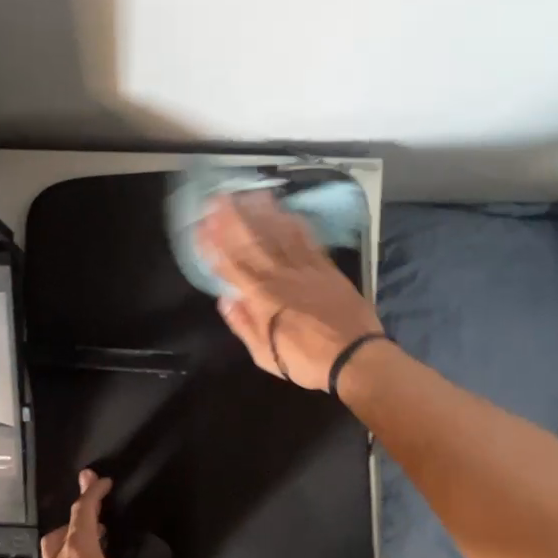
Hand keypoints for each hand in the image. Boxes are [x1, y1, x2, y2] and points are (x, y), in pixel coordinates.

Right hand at [199, 191, 383, 390]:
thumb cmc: (306, 361)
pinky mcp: (327, 268)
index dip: (215, 244)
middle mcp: (281, 276)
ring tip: (247, 195)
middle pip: (253, 241)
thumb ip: (244, 325)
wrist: (356, 357)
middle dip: (233, 219)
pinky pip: (308, 240)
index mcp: (262, 297)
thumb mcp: (265, 354)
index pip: (231, 265)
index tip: (201, 227)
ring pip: (279, 235)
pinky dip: (294, 224)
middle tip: (218, 199)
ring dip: (261, 213)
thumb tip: (226, 299)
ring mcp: (306, 269)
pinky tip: (285, 212)